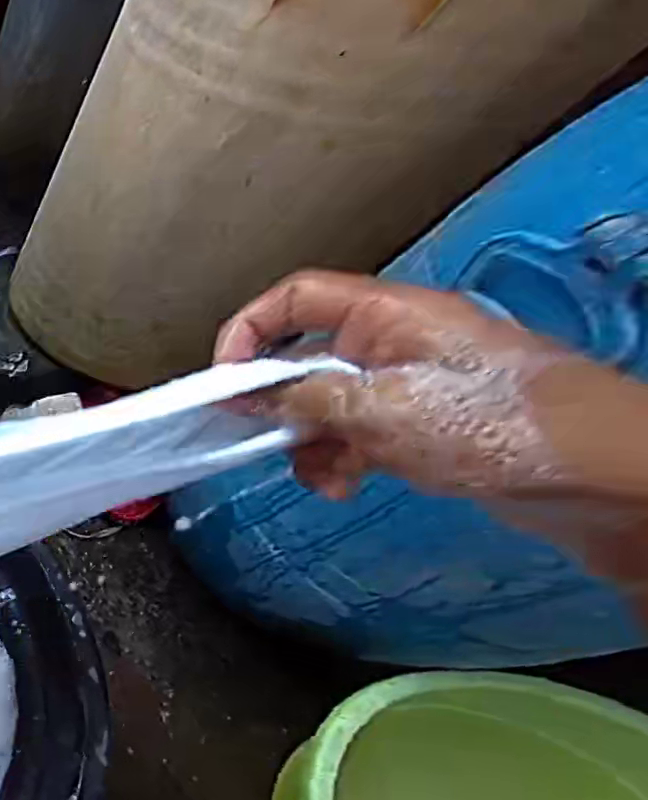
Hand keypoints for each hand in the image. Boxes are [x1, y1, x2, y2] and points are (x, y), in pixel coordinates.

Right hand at [216, 270, 647, 601]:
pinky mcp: (405, 420)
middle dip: (275, 404)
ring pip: (314, 405)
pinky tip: (344, 483)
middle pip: (297, 359)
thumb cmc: (493, 425)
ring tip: (324, 475)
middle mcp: (388, 342)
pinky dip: (332, 460)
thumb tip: (242, 396)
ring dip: (303, 443)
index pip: (295, 298)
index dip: (247, 329)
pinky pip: (342, 432)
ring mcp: (397, 383)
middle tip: (261, 434)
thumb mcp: (379, 409)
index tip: (223, 378)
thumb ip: (301, 397)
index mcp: (388, 317)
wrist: (595, 475)